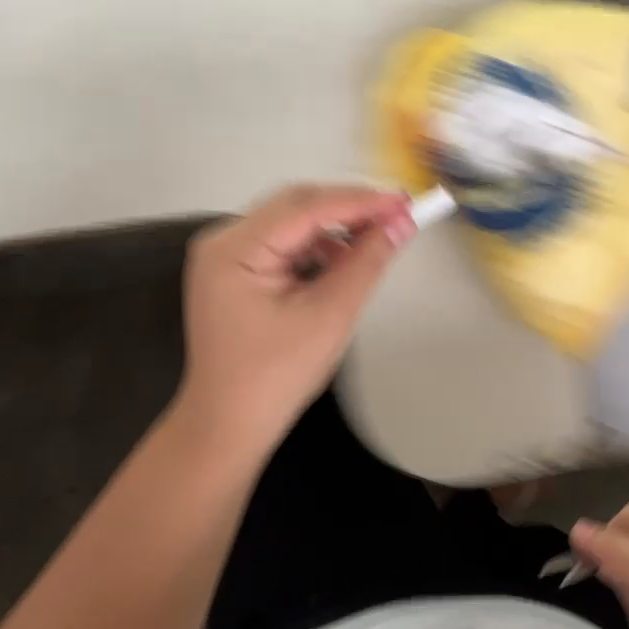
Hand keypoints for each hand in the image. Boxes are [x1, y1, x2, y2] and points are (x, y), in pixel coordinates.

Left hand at [175, 183, 414, 449]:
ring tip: (377, 239)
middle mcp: (223, 240)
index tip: (405, 201)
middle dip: (349, 208)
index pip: (306, 207)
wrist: (228, 427)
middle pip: (296, 205)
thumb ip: (367, 262)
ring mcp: (227, 255)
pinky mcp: (237, 271)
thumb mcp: (330, 315)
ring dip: (336, 226)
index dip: (360, 201)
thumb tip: (403, 222)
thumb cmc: (276, 376)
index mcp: (234, 249)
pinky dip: (319, 246)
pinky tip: (345, 261)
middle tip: (398, 214)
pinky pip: (285, 242)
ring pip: (292, 221)